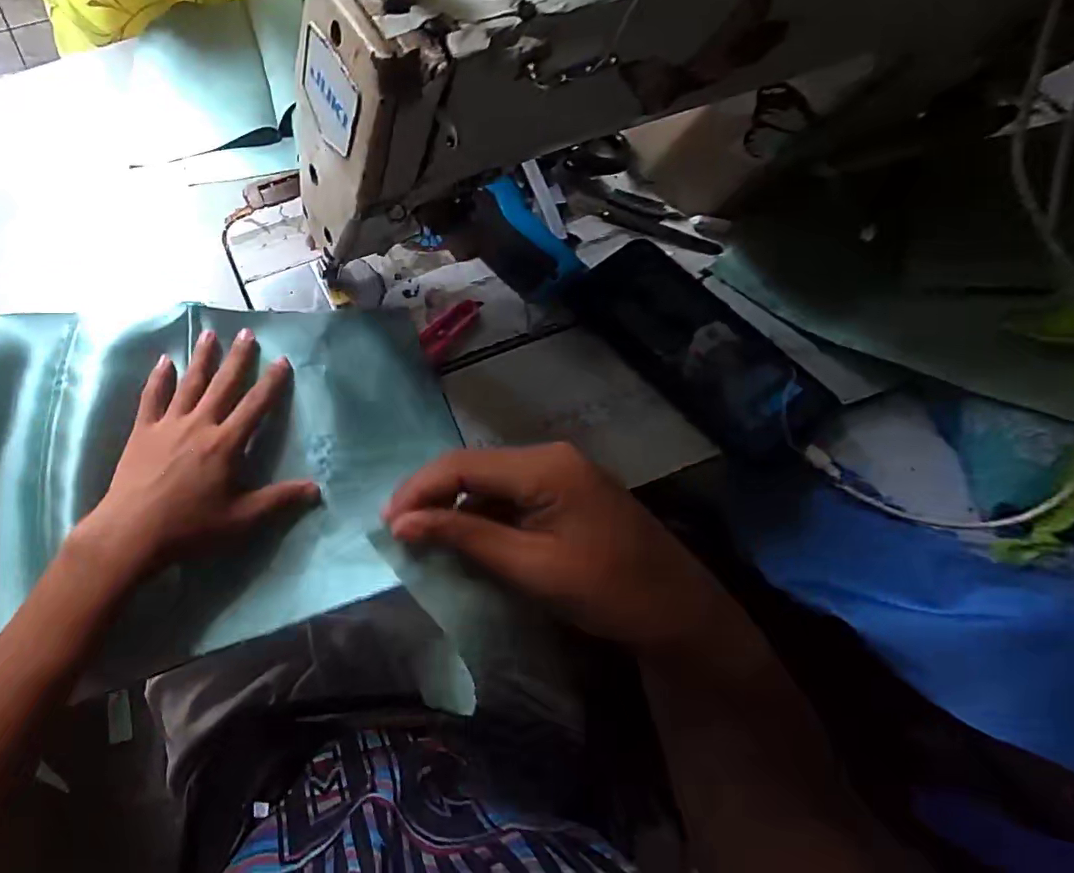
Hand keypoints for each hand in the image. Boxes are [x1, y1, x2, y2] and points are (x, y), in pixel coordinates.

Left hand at [68, 328, 318, 579]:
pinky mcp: (143, 430)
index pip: (254, 406)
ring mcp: (168, 424)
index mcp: (225, 444)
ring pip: (189, 383)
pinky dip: (159, 378)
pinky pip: (152, 397)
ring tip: (209, 334)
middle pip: (223, 385)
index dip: (270, 383)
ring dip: (201, 358)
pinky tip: (164, 361)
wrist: (132, 531)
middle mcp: (199, 425)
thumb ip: (278, 501)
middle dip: (238, 358)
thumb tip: (316, 489)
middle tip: (247, 333)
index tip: (281, 359)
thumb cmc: (190, 528)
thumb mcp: (240, 520)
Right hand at [383, 443, 739, 657]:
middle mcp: (549, 456)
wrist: (687, 618)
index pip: (461, 465)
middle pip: (472, 466)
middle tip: (397, 528)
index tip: (387, 523)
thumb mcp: (530, 568)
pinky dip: (481, 513)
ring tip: (422, 534)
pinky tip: (465, 536)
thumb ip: (463, 538)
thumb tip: (401, 524)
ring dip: (453, 505)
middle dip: (430, 495)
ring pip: (487, 479)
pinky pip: (508, 492)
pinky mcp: (564, 490)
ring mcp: (559, 471)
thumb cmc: (609, 593)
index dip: (418, 490)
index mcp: (544, 466)